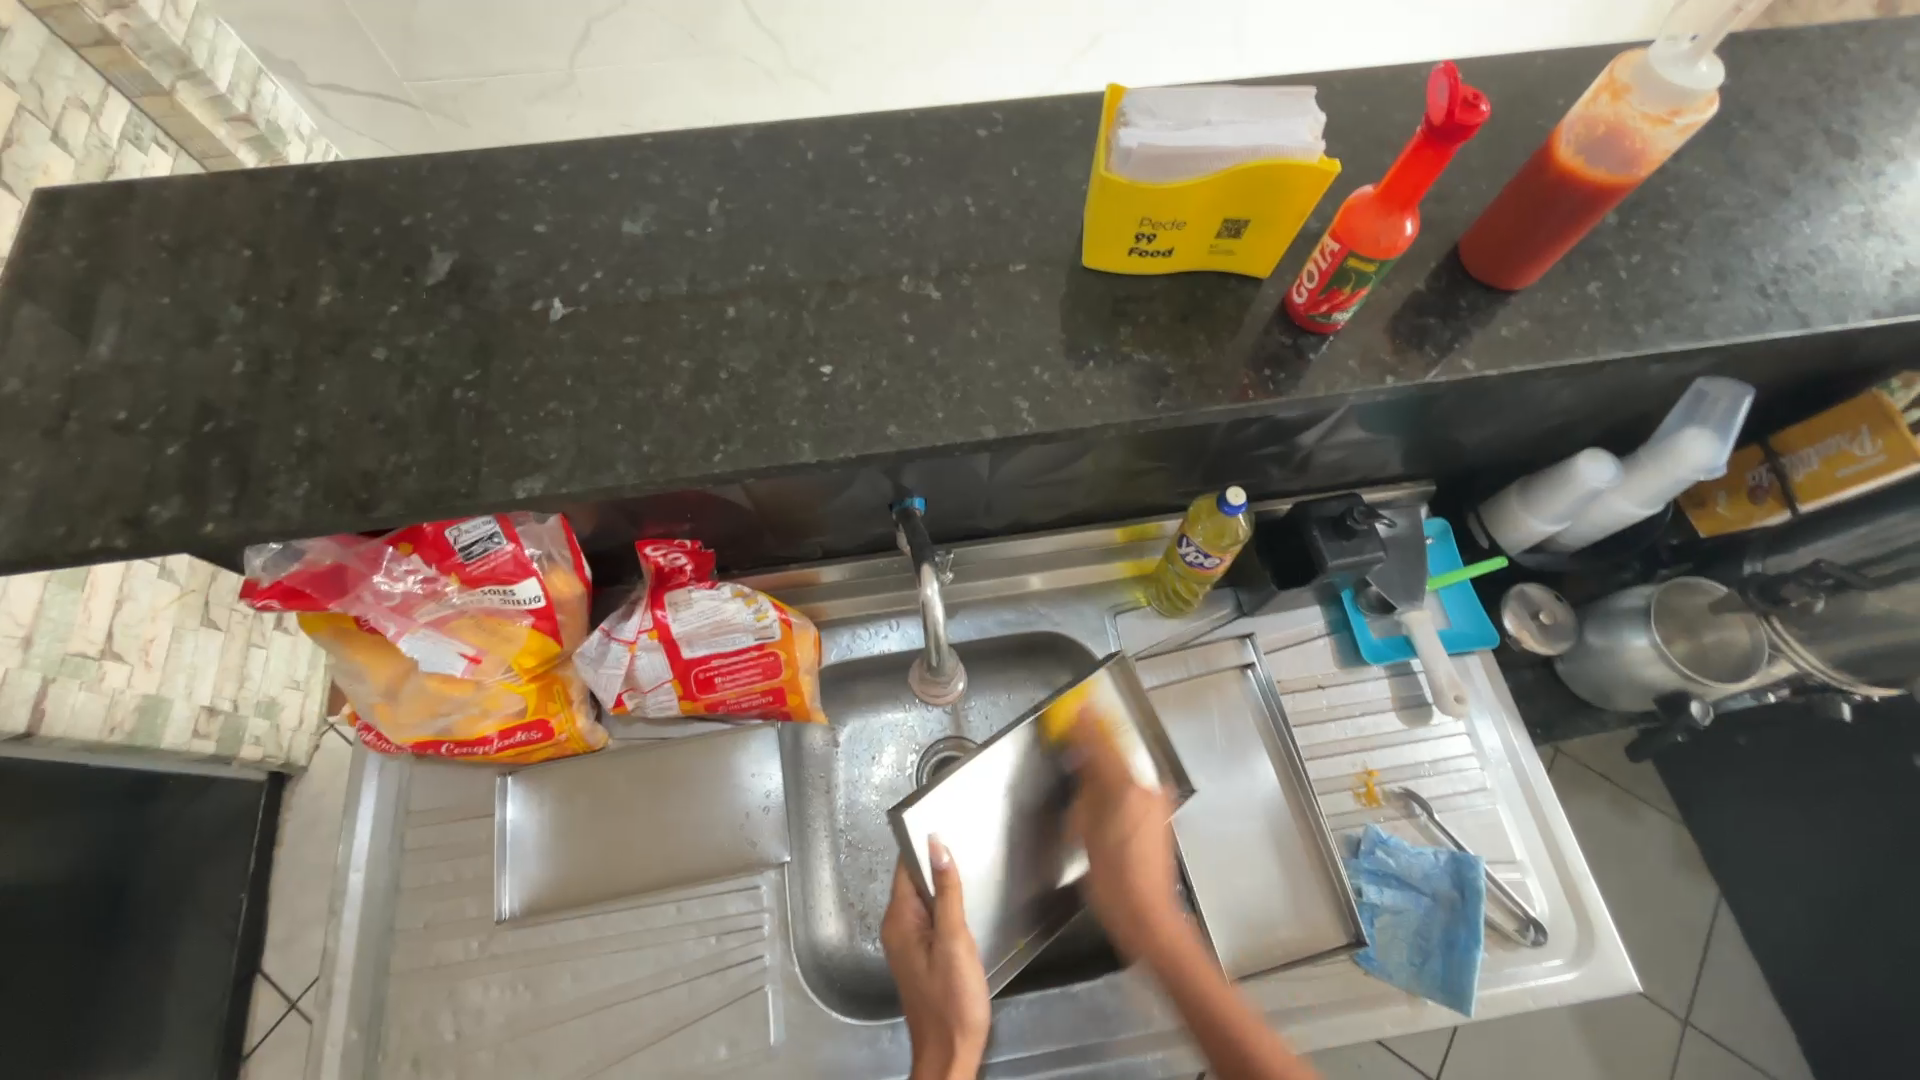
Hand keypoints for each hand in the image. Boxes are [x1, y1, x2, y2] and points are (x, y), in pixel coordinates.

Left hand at [882, 837, 989, 1079]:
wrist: (950, 1054)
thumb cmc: (953, 1000)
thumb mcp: (955, 940)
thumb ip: (947, 892)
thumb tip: (937, 845)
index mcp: (898, 919)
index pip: (907, 866)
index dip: (925, 845)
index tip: (950, 824)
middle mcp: (897, 927)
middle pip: (915, 880)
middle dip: (939, 864)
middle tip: (970, 845)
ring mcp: (908, 942)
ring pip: (926, 899)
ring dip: (946, 886)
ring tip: (974, 871)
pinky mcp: (922, 954)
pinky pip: (932, 917)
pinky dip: (948, 907)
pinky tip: (968, 905)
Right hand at [1065, 708, 1186, 963]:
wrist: (1148, 917)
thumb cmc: (1113, 880)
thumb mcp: (1087, 829)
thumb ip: (1085, 784)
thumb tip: (1080, 755)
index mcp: (1127, 788)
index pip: (1102, 741)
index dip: (1085, 722)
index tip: (1073, 705)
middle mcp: (1147, 787)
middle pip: (1117, 748)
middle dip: (1095, 735)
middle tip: (1074, 721)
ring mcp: (1156, 800)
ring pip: (1126, 764)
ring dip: (1106, 754)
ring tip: (1082, 751)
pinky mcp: (1158, 811)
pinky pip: (1132, 780)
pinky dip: (1115, 773)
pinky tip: (1099, 782)